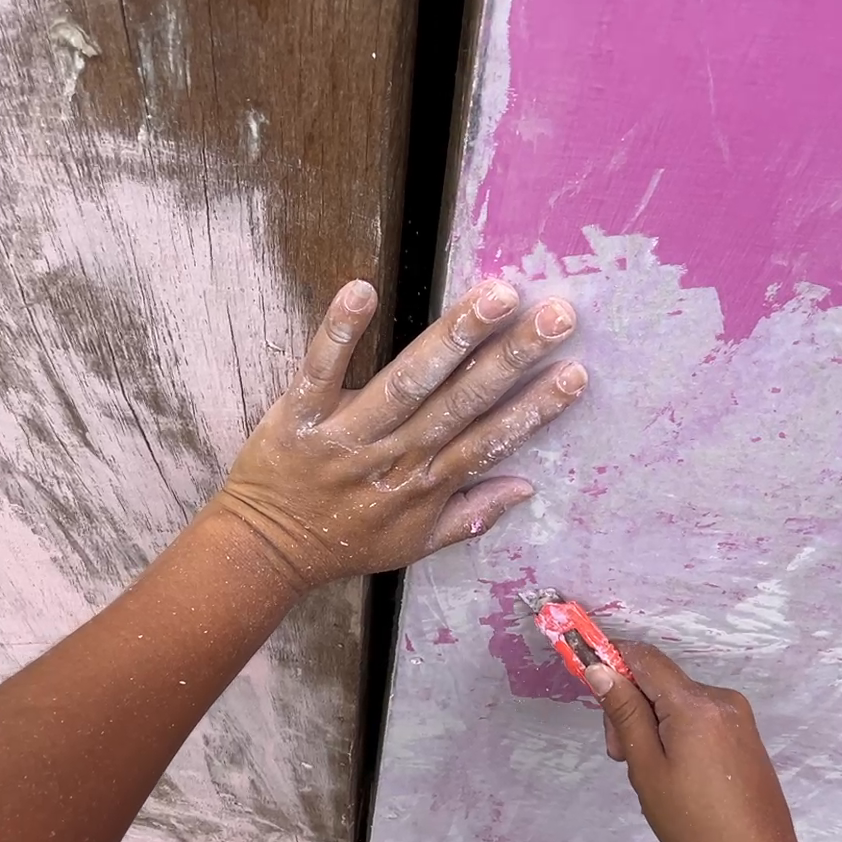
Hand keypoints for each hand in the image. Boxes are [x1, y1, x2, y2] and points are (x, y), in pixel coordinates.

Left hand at [211, 278, 585, 592]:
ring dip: (454, 337)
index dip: (534, 409)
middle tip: (555, 315)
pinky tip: (362, 291)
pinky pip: (322, 369)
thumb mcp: (414, 545)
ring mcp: (348, 433)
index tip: (574, 373)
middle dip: (511, 357)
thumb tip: (526, 487)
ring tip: (494, 296)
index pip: (490, 441)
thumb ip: (471, 516)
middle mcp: (395, 455)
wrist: (266, 550)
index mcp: (425, 483)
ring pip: (409, 381)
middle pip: (461, 401)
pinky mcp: (301, 414)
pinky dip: (341, 332)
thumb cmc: (344, 544)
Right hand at [587, 641, 807, 841]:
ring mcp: (737, 717)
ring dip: (651, 723)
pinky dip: (675, 733)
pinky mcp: (743, 736)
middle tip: (620, 754)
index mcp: (695, 704)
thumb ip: (623, 712)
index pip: (643, 656)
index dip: (610, 657)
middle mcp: (720, 698)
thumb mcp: (646, 768)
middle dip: (630, 706)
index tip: (588, 680)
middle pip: (658, 681)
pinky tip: (675, 775)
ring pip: (675, 701)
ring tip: (649, 774)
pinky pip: (696, 717)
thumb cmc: (695, 825)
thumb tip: (598, 668)